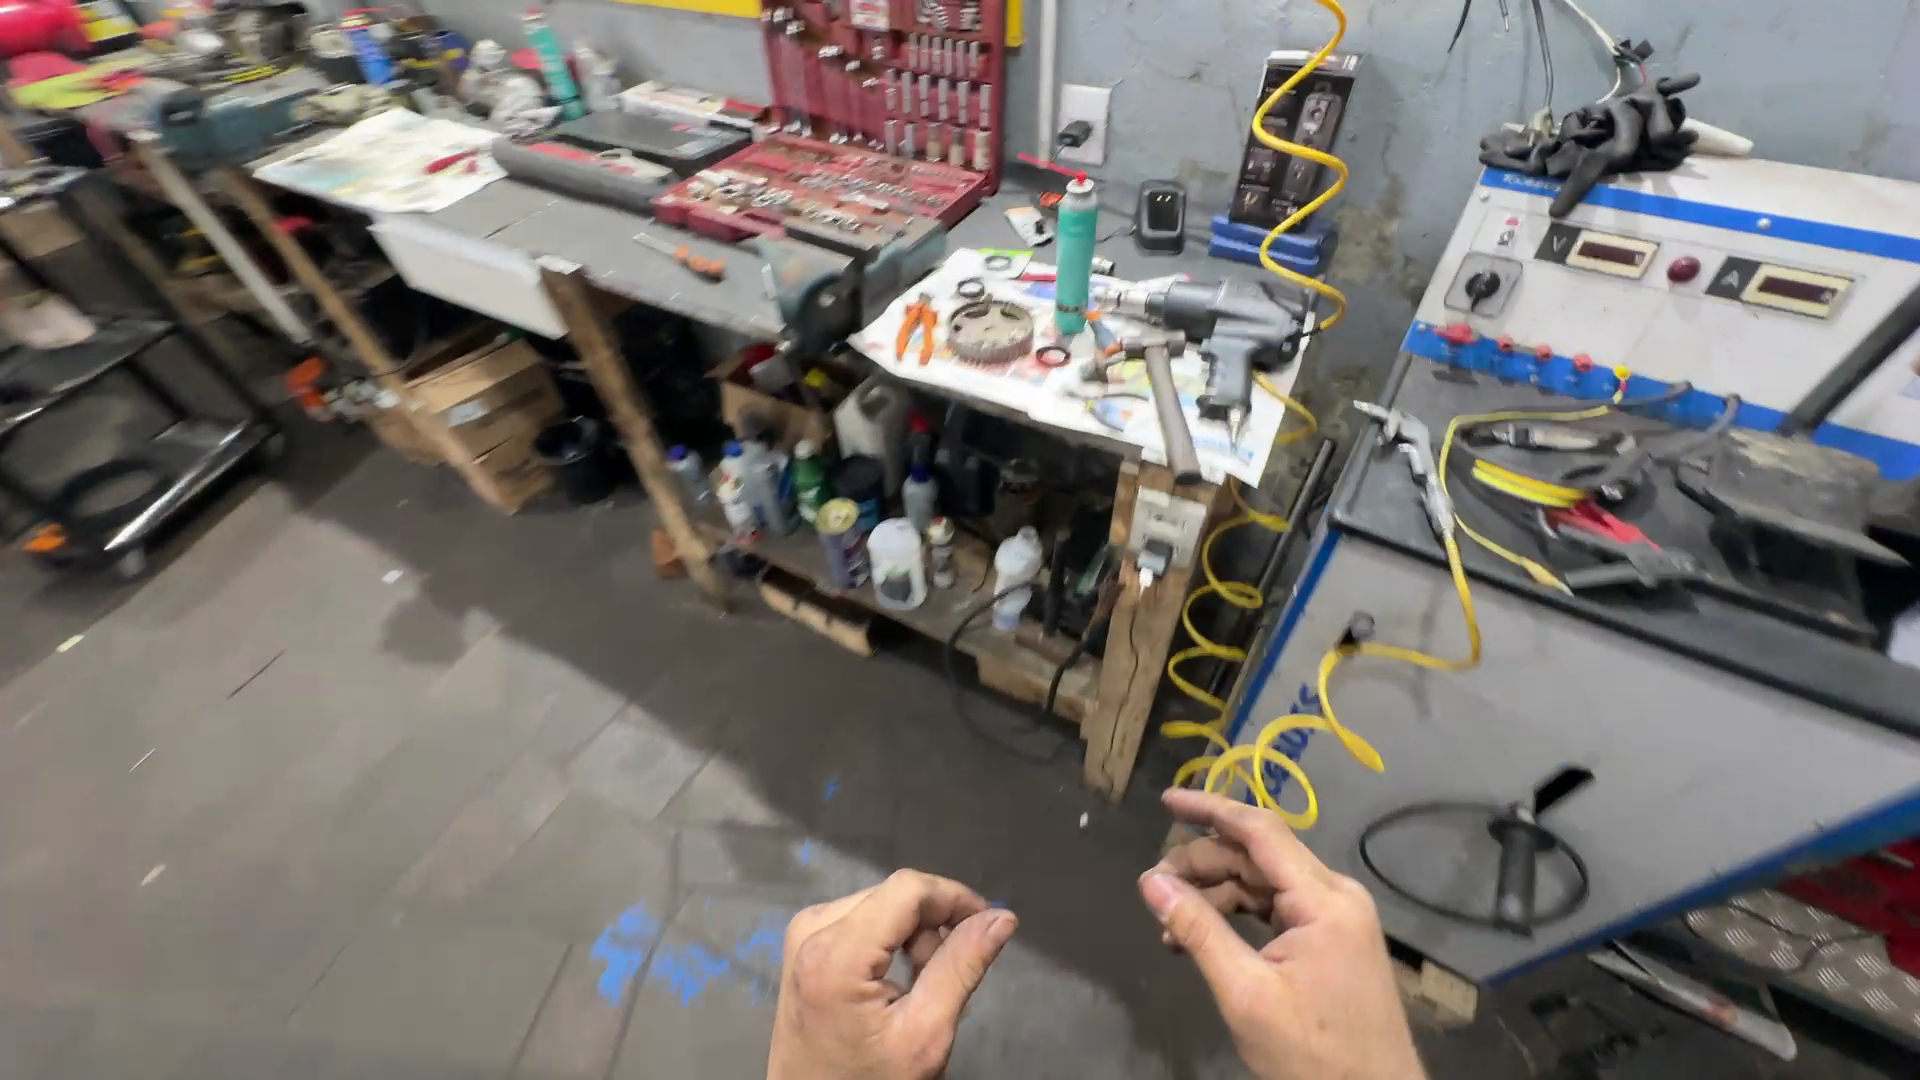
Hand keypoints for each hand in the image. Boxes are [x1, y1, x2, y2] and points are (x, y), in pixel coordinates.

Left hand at [768, 869, 1017, 1079]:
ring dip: (914, 933)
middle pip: (895, 895)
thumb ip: (962, 967)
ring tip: (923, 983)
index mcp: (837, 952)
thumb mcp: (925, 1035)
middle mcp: (813, 928)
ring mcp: (804, 931)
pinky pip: (862, 914)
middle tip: (951, 971)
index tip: (986, 923)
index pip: (908, 889)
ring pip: (882, 901)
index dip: (953, 897)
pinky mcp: (804, 939)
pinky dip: (890, 938)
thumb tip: (1002, 918)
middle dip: (934, 924)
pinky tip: (896, 978)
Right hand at [1141, 789, 1425, 1079]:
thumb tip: (1150, 881)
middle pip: (1254, 855)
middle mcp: (1334, 894)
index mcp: (1324, 899)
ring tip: (1169, 922)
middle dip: (1200, 863)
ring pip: (1260, 879)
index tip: (1166, 800)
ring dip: (1212, 892)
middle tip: (1154, 887)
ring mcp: (1335, 916)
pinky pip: (1273, 905)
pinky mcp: (1329, 938)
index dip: (1209, 807)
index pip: (1258, 829)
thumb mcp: (1246, 993)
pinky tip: (1198, 935)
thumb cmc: (1314, 1058)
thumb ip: (1198, 929)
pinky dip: (1234, 913)